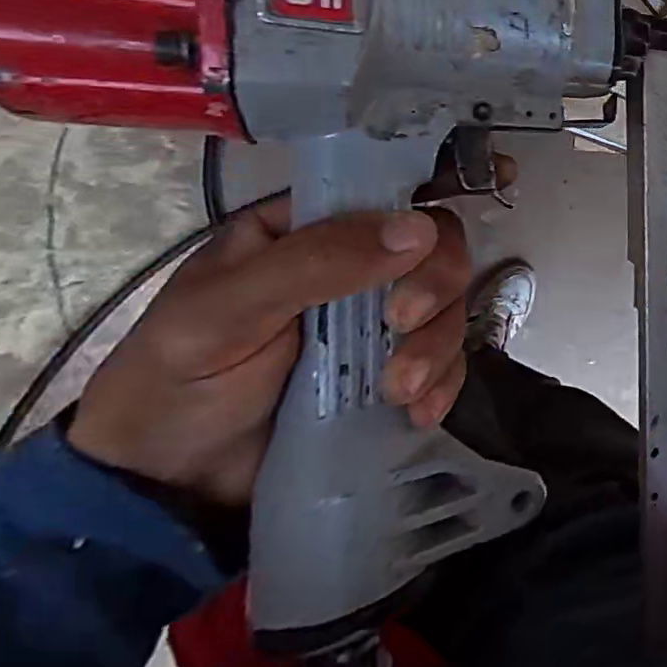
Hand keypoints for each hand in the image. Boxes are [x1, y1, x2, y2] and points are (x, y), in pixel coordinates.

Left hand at [67, 187, 487, 507]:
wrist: (164, 493)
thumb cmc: (172, 384)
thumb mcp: (223, 314)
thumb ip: (315, 263)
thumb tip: (418, 228)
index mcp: (309, 230)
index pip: (386, 184)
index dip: (446, 173)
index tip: (502, 175)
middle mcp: (356, 265)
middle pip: (437, 246)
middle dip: (436, 282)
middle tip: (405, 323)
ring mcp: (381, 319)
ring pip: (451, 304)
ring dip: (438, 343)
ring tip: (398, 390)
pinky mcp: (398, 367)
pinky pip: (450, 358)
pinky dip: (445, 380)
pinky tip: (417, 409)